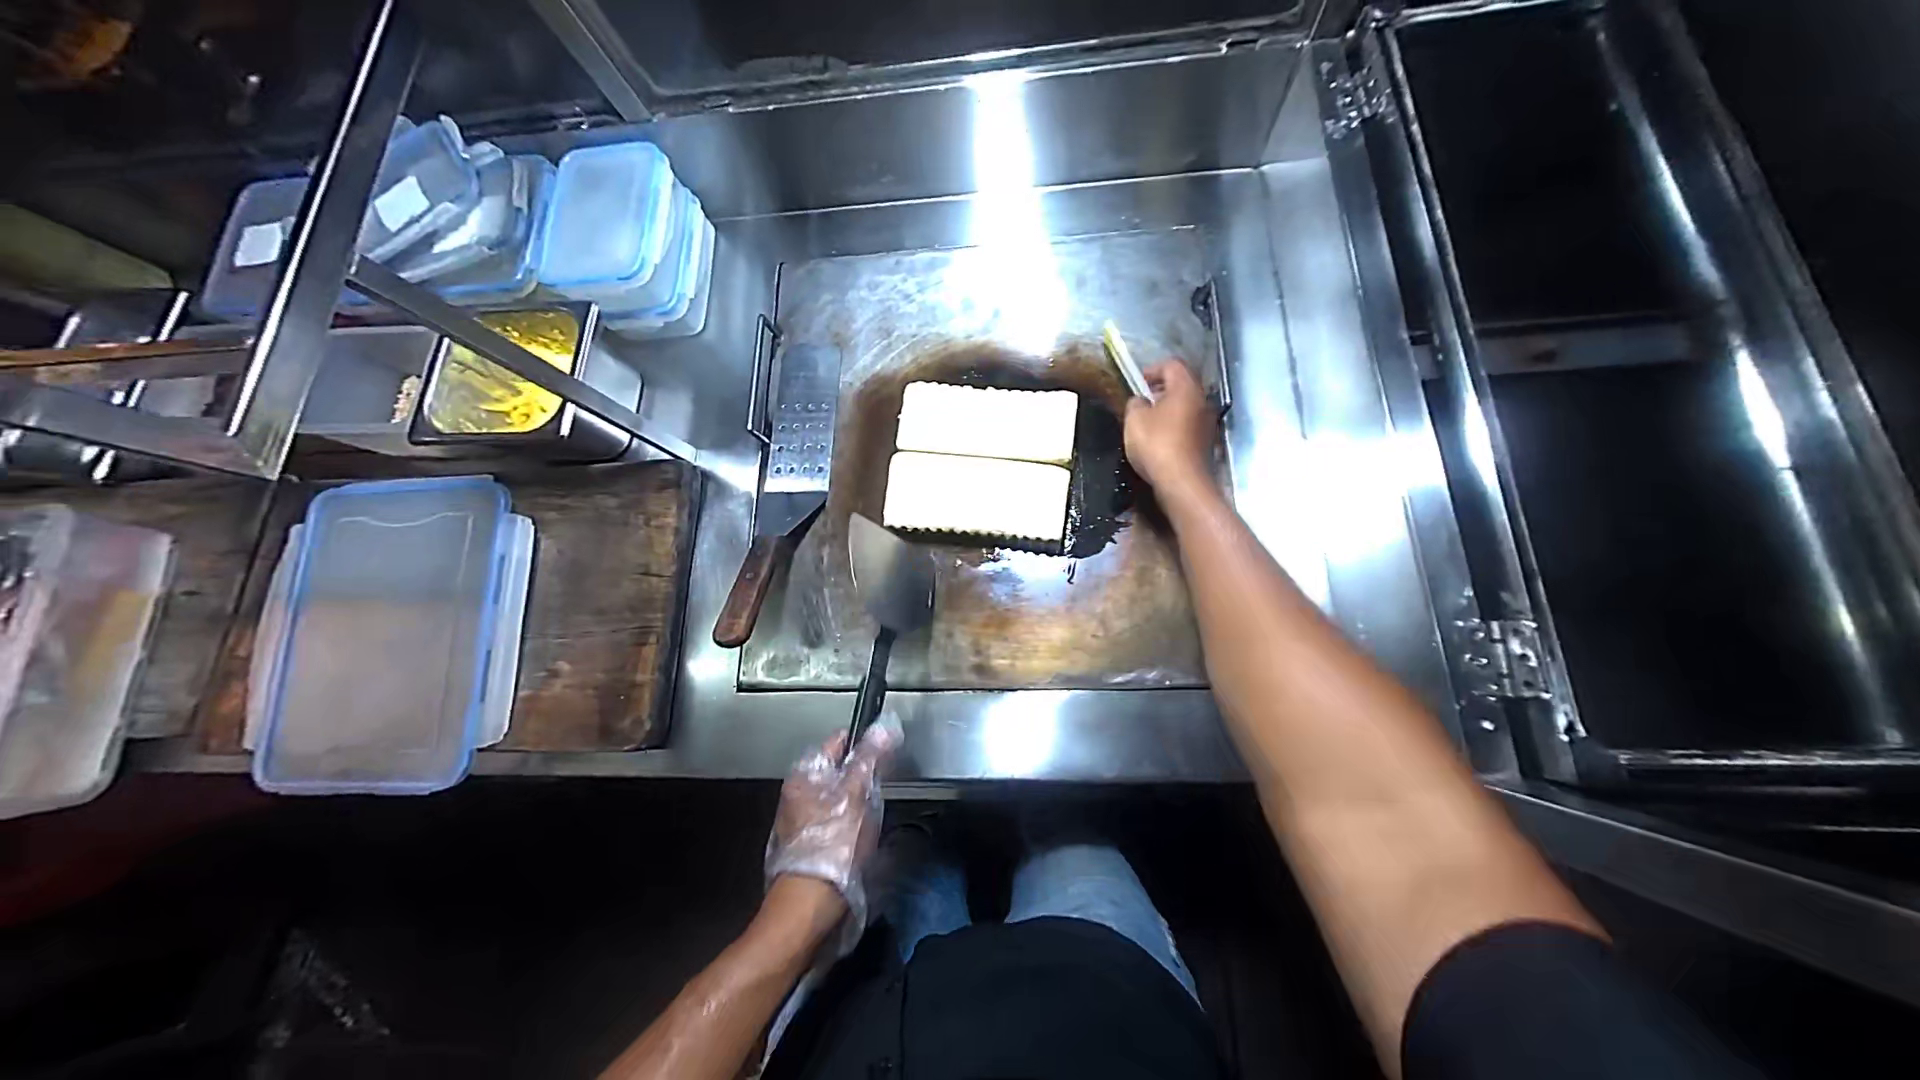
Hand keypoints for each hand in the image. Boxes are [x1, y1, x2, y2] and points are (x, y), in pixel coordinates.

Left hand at [764, 721, 901, 952]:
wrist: (809, 905)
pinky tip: (856, 841)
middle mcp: (794, 793)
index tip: (882, 757)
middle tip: (878, 793)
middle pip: (836, 772)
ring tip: (870, 819)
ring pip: (834, 798)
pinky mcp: (802, 845)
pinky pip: (830, 822)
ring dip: (854, 804)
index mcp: (804, 774)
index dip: (863, 745)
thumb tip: (883, 727)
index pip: (837, 742)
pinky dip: (844, 826)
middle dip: (859, 779)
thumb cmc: (835, 843)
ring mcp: (796, 821)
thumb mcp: (858, 794)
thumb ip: (869, 759)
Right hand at [1124, 360, 1217, 503]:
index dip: (1152, 369)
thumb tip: (1140, 401)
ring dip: (1168, 409)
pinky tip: (1159, 439)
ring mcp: (1207, 422)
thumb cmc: (1157, 444)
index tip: (1137, 382)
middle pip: (1182, 384)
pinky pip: (1189, 424)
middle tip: (1142, 400)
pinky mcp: (1206, 441)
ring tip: (1148, 421)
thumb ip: (1135, 404)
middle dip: (1161, 389)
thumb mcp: (1134, 420)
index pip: (1172, 365)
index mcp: (1186, 388)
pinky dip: (1175, 425)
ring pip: (1186, 405)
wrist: (1182, 482)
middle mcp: (1202, 400)